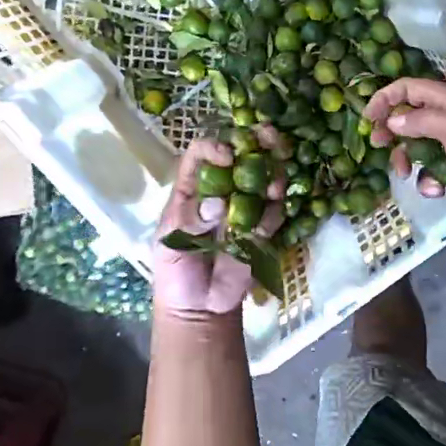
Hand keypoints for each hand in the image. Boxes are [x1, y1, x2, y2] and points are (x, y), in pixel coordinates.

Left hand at [153, 138, 281, 319]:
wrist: (200, 310)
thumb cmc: (175, 272)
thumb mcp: (170, 243)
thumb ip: (191, 221)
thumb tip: (218, 204)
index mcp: (191, 189)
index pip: (201, 155)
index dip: (214, 148)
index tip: (227, 155)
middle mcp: (221, 191)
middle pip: (240, 158)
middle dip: (256, 143)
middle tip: (269, 135)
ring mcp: (244, 209)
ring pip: (262, 179)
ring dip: (272, 172)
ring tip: (274, 180)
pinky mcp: (262, 229)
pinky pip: (273, 211)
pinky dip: (275, 207)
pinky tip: (271, 209)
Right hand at [362, 78, 445, 219]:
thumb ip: (421, 121)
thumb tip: (393, 121)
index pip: (411, 88)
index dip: (386, 98)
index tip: (368, 117)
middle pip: (409, 117)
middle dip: (391, 131)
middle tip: (378, 145)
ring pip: (416, 147)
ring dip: (406, 160)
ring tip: (404, 174)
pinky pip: (430, 171)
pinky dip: (427, 180)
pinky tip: (436, 190)